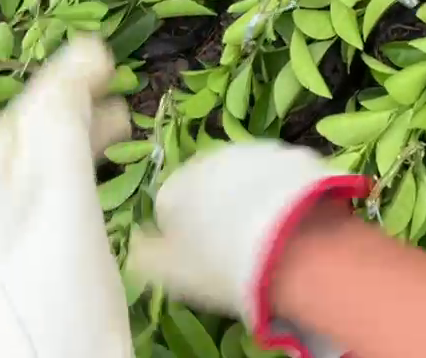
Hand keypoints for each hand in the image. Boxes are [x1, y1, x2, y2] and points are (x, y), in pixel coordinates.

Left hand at [0, 39, 133, 357]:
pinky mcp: (35, 272)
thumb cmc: (62, 303)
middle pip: (29, 138)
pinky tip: (109, 177)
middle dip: (73, 102)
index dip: (61, 77)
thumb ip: (65, 128)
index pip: (22, 114)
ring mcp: (7, 249)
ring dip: (80, 133)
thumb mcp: (63, 204)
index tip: (106, 52)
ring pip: (43, 168)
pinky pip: (54, 200)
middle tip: (120, 82)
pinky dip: (83, 173)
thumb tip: (82, 52)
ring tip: (123, 120)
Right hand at [126, 141, 369, 357]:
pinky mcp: (286, 154)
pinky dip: (275, 189)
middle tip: (227, 243)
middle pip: (205, 184)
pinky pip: (274, 173)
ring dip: (245, 194)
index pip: (168, 204)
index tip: (194, 253)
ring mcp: (251, 151)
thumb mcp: (173, 272)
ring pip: (242, 175)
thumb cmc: (222, 263)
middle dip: (213, 207)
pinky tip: (283, 217)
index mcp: (176, 187)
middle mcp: (210, 159)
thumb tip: (137, 244)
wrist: (289, 241)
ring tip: (258, 232)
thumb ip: (146, 256)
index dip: (180, 231)